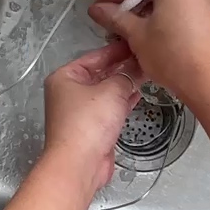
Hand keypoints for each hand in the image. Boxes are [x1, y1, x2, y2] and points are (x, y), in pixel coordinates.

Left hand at [42, 41, 141, 192]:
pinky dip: (122, 102)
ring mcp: (79, 112)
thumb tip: (137, 67)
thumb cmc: (87, 125)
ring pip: (105, 92)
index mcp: (65, 77)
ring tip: (145, 74)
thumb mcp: (112, 91)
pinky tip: (136, 96)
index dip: (117, 50)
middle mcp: (69, 93)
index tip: (135, 44)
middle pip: (99, 74)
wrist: (79, 164)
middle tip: (144, 59)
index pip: (94, 56)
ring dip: (124, 85)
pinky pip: (109, 109)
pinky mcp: (91, 129)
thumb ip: (127, 76)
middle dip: (122, 68)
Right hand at [88, 0, 209, 105]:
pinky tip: (150, 37)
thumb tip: (99, 10)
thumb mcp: (137, 34)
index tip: (104, 7)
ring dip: (146, 13)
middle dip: (132, 4)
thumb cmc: (174, 56)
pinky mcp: (208, 16)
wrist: (207, 81)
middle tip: (114, 21)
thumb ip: (115, 17)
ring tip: (129, 33)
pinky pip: (180, 10)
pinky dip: (164, 19)